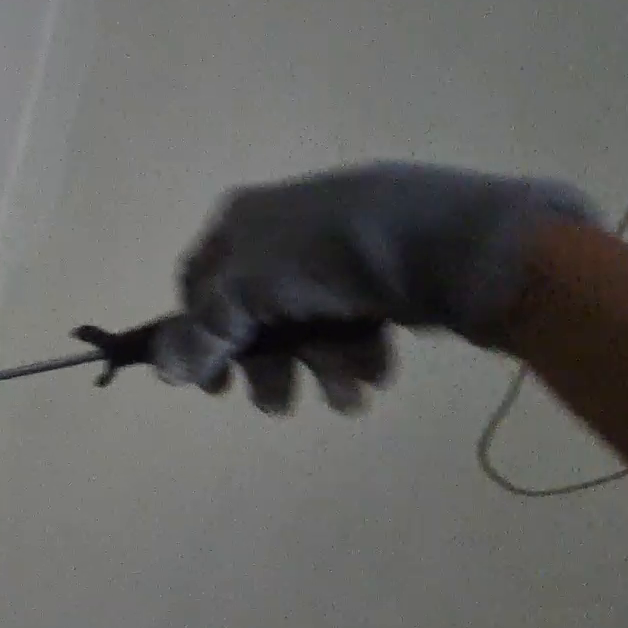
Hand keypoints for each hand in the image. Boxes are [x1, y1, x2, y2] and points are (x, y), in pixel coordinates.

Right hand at [152, 162, 595, 412]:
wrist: (462, 240)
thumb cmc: (330, 259)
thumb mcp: (247, 296)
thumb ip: (202, 336)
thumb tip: (164, 371)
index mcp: (239, 222)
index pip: (196, 288)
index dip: (197, 339)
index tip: (214, 384)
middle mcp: (281, 228)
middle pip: (252, 311)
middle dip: (268, 364)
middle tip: (278, 406)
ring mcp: (338, 243)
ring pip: (305, 318)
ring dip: (317, 367)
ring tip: (346, 401)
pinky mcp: (389, 261)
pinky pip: (353, 311)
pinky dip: (356, 348)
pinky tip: (374, 375)